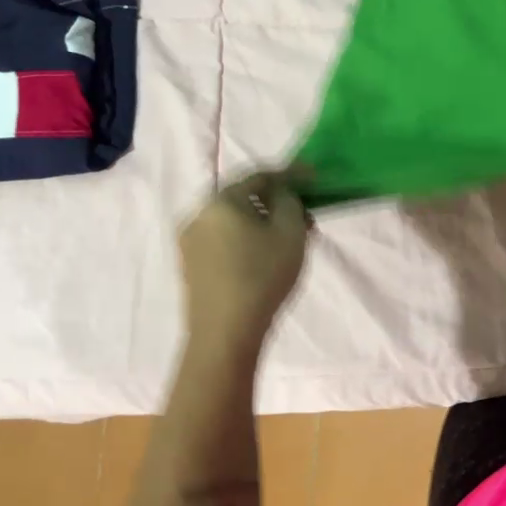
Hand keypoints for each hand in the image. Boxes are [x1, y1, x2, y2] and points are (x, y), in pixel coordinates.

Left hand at [178, 170, 311, 353]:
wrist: (225, 331)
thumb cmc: (263, 274)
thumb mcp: (291, 230)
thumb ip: (290, 200)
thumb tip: (283, 192)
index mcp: (220, 201)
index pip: (259, 176)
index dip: (291, 174)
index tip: (315, 177)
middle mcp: (198, 215)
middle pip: (243, 196)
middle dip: (277, 199)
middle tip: (306, 210)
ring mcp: (189, 241)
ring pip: (234, 218)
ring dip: (263, 219)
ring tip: (290, 234)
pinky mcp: (191, 263)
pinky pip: (224, 237)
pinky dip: (248, 235)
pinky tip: (268, 252)